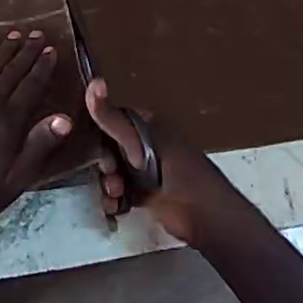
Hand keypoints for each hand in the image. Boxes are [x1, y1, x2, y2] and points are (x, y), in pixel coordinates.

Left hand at [0, 30, 72, 232]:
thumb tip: (66, 118)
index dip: (42, 67)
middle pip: (11, 71)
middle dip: (26, 51)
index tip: (52, 50)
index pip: (30, 86)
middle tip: (38, 34)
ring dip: (4, 50)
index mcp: (8, 121)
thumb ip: (40, 145)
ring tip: (15, 34)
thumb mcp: (19, 176)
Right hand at [86, 78, 242, 244]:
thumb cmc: (178, 174)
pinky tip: (116, 208)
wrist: (208, 219)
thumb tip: (94, 83)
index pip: (113, 120)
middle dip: (105, 166)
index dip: (101, 134)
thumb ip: (113, 119)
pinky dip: (115, 201)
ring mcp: (146, 172)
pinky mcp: (147, 196)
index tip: (96, 149)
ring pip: (113, 173)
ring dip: (108, 185)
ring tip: (116, 196)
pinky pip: (121, 194)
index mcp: (148, 126)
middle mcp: (145, 146)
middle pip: (109, 150)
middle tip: (112, 177)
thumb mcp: (140, 144)